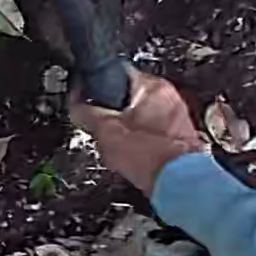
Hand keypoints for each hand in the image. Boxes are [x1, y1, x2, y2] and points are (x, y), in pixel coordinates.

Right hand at [70, 68, 208, 194]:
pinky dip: (135, 136)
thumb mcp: (103, 130)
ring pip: (136, 113)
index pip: (114, 73)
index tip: (82, 97)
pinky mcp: (177, 133)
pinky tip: (128, 151)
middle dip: (108, 109)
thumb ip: (85, 113)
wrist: (179, 182)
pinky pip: (147, 128)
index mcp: (152, 87)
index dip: (92, 86)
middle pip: (125, 95)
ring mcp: (176, 115)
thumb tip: (76, 107)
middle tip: (97, 124)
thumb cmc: (149, 155)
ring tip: (114, 141)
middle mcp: (169, 96)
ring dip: (122, 124)